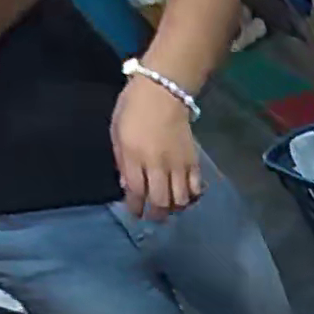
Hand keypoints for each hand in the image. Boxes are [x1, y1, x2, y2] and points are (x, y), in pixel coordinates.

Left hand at [111, 75, 204, 220]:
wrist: (162, 96)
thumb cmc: (133, 111)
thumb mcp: (118, 133)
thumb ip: (123, 161)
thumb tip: (128, 186)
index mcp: (134, 155)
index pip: (136, 190)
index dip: (136, 206)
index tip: (135, 214)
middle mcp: (157, 165)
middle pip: (160, 200)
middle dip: (157, 213)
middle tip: (154, 218)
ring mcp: (178, 166)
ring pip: (180, 199)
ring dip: (175, 208)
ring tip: (171, 208)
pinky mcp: (194, 164)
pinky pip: (195, 188)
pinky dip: (191, 197)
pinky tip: (186, 197)